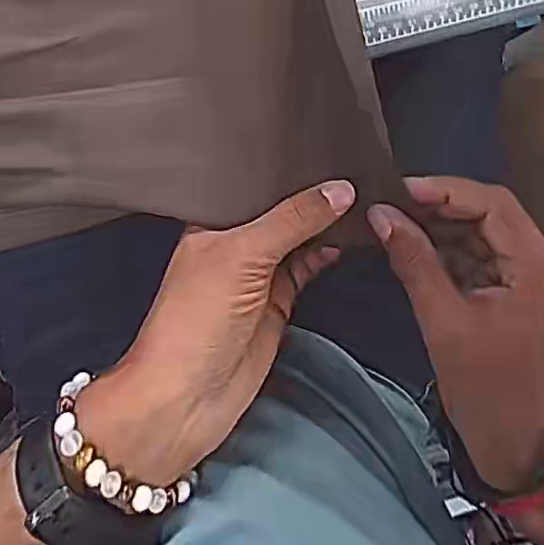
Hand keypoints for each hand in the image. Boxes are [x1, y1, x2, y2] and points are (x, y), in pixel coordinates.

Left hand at [74, 180, 355, 483]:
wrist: (189, 397)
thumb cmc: (192, 321)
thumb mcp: (244, 254)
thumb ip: (292, 220)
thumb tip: (338, 191)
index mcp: (211, 223)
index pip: (252, 184)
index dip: (282, 168)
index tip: (319, 147)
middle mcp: (233, 245)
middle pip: (278, 212)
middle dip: (308, 196)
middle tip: (347, 169)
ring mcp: (256, 276)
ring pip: (295, 240)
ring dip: (321, 225)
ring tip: (355, 201)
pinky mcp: (275, 303)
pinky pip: (305, 269)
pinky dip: (325, 256)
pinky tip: (342, 241)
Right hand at [369, 177, 543, 491]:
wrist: (519, 454)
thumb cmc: (486, 392)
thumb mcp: (443, 321)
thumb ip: (413, 260)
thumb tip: (381, 214)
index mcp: (541, 270)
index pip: (495, 205)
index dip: (446, 190)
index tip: (402, 190)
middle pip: (494, 217)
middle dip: (443, 209)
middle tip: (395, 208)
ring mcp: (543, 286)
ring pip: (490, 237)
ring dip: (447, 231)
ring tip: (401, 227)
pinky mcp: (530, 301)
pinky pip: (491, 262)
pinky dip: (457, 255)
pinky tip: (422, 253)